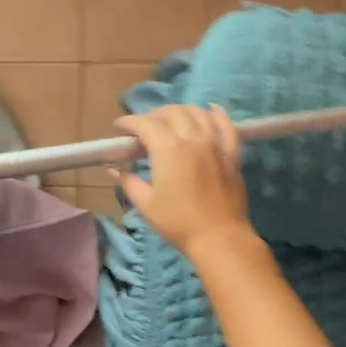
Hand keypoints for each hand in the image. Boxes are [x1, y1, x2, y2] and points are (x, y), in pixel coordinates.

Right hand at [113, 104, 255, 260]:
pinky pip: (226, 125)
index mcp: (168, 149)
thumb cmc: (178, 222)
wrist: (219, 236)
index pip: (145, 124)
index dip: (129, 122)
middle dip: (153, 115)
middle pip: (171, 113)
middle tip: (144, 129)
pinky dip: (216, 114)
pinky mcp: (231, 153)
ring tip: (171, 121)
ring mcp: (215, 143)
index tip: (119, 129)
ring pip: (198, 113)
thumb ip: (129, 182)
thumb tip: (114, 170)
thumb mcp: (146, 204)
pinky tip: (210, 110)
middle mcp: (192, 138)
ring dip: (180, 112)